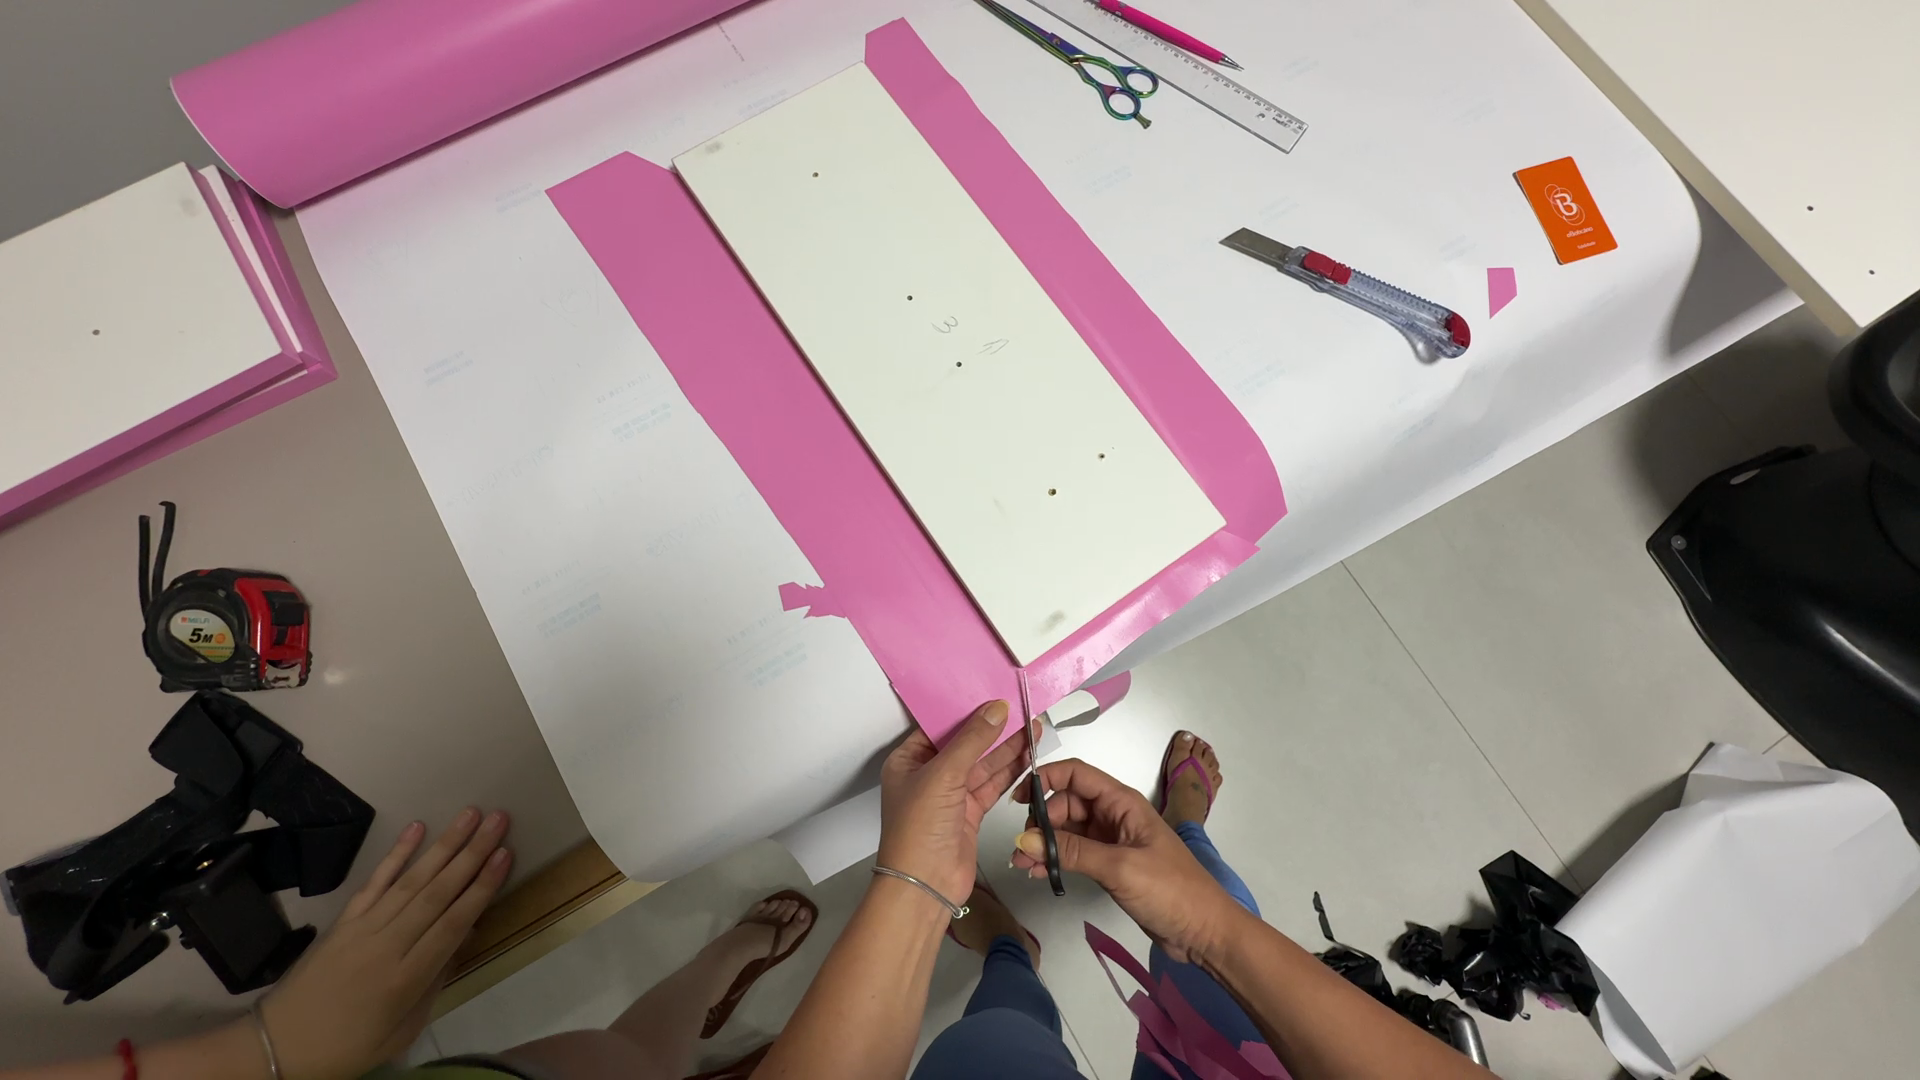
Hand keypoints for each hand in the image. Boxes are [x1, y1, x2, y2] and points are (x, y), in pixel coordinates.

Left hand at [260, 809, 512, 1079]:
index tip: (506, 855)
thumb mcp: (402, 1031)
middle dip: (473, 853)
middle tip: (499, 819)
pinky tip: (417, 828)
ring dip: (445, 844)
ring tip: (471, 814)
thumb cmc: (348, 1047)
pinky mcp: (344, 921)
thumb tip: (464, 937)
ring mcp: (363, 929)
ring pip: (412, 880)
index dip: (482, 887)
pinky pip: (375, 882)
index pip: (453, 923)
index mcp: (405, 979)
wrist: (273, 1052)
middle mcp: (387, 947)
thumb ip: (436, 982)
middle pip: (438, 892)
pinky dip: (396, 854)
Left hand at [876, 700, 1029, 904]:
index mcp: (908, 760)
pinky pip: (991, 784)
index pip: (939, 726)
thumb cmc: (920, 828)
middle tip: (1022, 709)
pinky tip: (1028, 755)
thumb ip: (973, 740)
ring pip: (982, 764)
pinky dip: (1010, 771)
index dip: (966, 711)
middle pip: (965, 744)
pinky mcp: (968, 813)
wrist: (925, 887)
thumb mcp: (943, 775)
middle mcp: (927, 774)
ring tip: (1034, 727)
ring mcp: (949, 795)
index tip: (993, 693)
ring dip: (1007, 748)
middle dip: (993, 728)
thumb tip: (997, 708)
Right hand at [1012, 759, 1243, 962]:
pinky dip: (1055, 860)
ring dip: (1043, 843)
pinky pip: (1074, 853)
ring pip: (1067, 830)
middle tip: (1021, 847)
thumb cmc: (1171, 890)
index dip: (1045, 778)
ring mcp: (1110, 839)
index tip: (1018, 799)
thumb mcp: (1119, 867)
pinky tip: (1037, 873)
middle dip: (1041, 820)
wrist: (1205, 932)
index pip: (1075, 774)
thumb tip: (1024, 840)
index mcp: (1121, 801)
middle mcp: (1113, 814)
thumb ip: (1072, 852)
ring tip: (1021, 865)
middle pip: (1066, 803)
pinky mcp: (1109, 864)